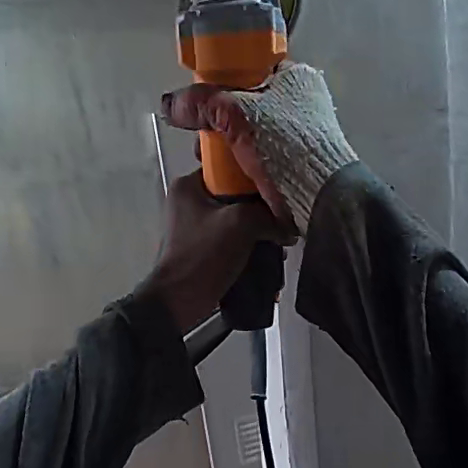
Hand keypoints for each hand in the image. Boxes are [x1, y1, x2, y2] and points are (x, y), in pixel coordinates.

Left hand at [139, 171, 290, 333]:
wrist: (180, 301)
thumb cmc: (203, 256)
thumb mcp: (240, 224)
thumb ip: (268, 216)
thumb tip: (288, 227)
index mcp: (189, 185)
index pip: (228, 167)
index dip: (255, 176)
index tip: (276, 191)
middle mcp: (190, 201)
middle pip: (236, 195)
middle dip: (262, 212)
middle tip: (280, 224)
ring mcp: (196, 227)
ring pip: (238, 220)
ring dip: (259, 234)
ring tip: (278, 246)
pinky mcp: (204, 249)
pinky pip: (233, 240)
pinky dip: (250, 248)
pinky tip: (268, 259)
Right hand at [160, 61, 358, 234]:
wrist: (319, 197)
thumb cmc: (285, 144)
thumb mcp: (237, 115)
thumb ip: (201, 104)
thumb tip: (170, 104)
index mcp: (295, 77)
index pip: (251, 68)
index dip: (224, 79)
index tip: (204, 96)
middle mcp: (301, 102)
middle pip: (247, 103)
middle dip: (221, 121)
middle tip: (204, 134)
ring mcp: (301, 134)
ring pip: (252, 133)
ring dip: (228, 146)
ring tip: (210, 158)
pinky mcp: (296, 163)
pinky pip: (260, 157)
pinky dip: (242, 164)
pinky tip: (228, 173)